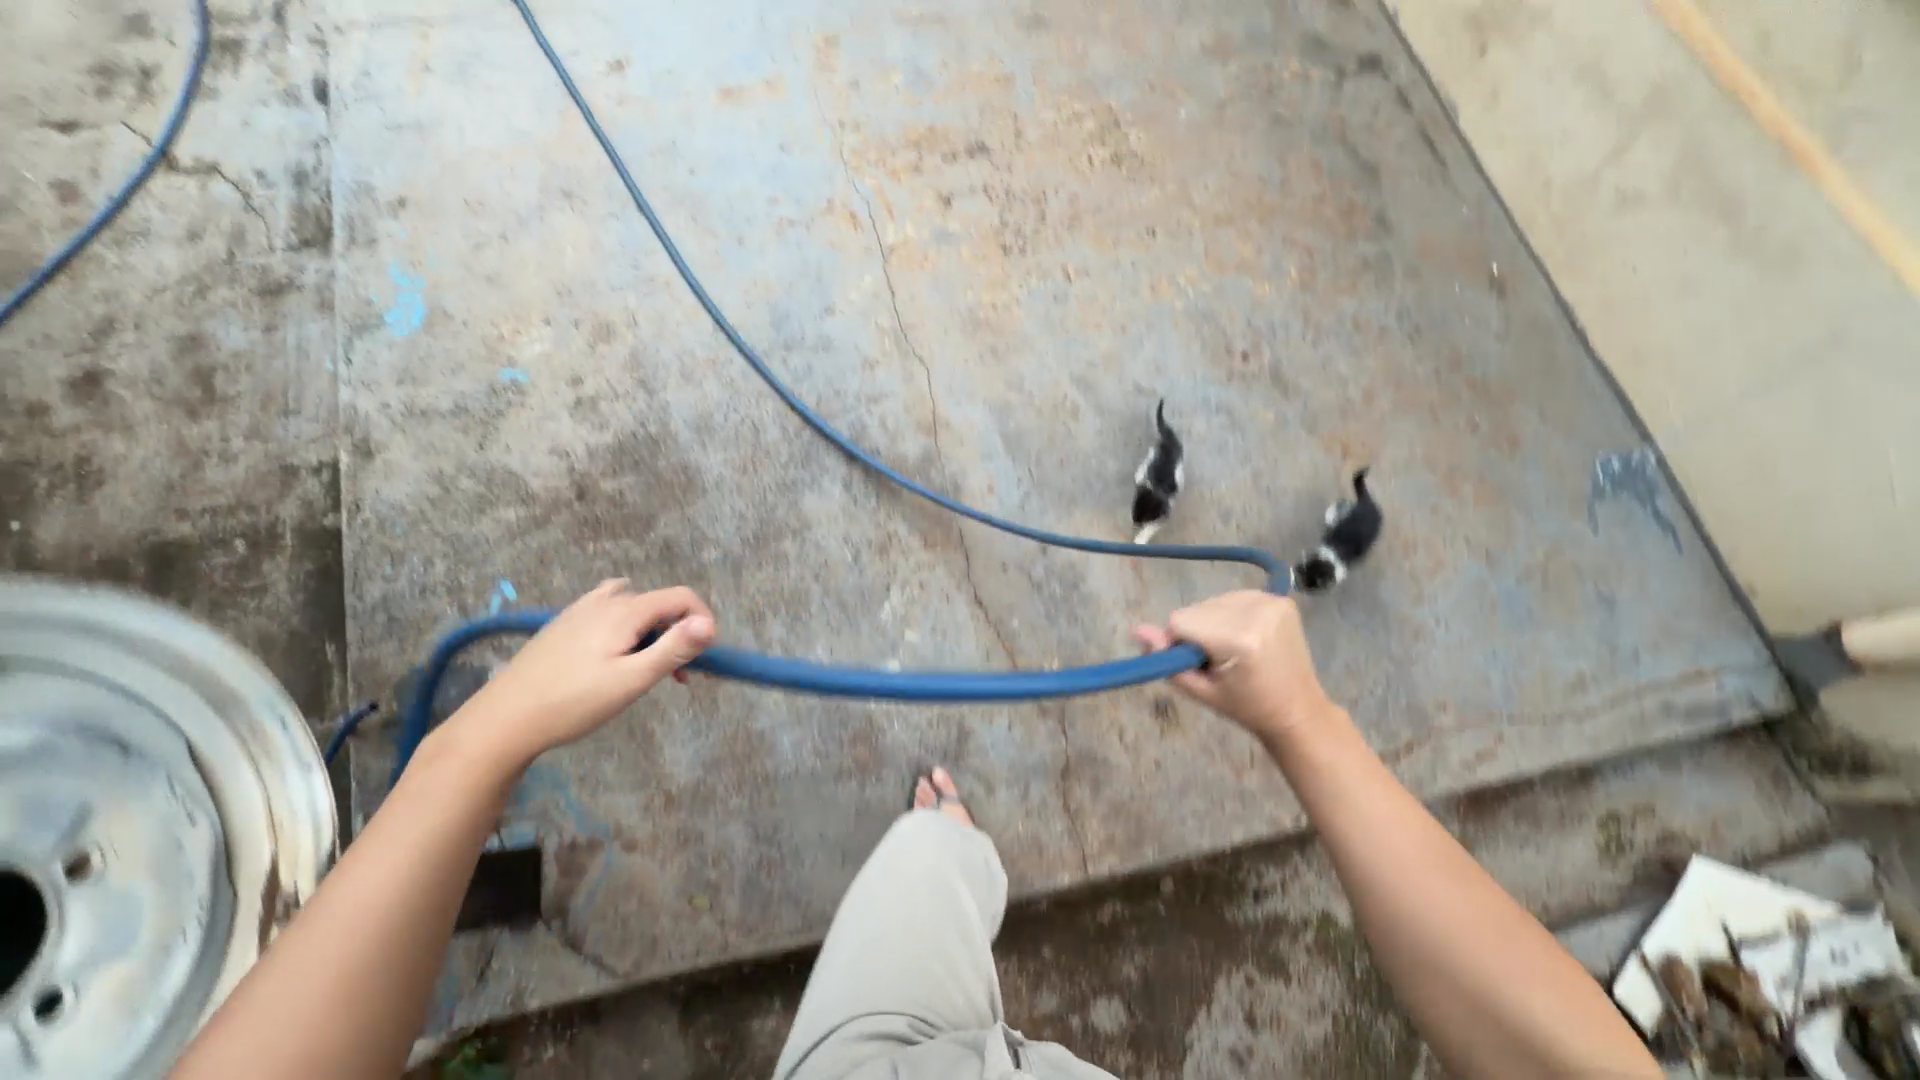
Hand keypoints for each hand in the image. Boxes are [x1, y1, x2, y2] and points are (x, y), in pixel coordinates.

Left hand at [455, 580, 715, 763]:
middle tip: (677, 678)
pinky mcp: (562, 627)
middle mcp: (603, 601)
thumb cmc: (574, 702)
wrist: (505, 719)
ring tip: (647, 670)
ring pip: (632, 610)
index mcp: (624, 610)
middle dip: (677, 634)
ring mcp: (579, 611)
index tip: (705, 657)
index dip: (702, 620)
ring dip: (652, 633)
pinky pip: (607, 614)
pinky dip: (625, 629)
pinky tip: (614, 655)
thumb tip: (710, 623)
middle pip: (657, 605)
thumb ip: (674, 649)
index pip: (681, 597)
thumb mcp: (632, 680)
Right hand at [1134, 590, 1336, 743]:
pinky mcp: (1279, 598)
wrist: (1298, 709)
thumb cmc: (1246, 707)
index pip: (1180, 621)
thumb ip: (1166, 660)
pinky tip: (1245, 636)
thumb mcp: (1200, 691)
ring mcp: (1270, 602)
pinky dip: (1231, 615)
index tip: (1196, 664)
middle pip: (1196, 609)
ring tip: (1232, 649)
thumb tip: (1137, 631)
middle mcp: (1256, 612)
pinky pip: (1234, 598)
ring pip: (1213, 602)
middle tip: (1217, 660)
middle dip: (1196, 631)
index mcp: (1238, 639)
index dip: (1178, 643)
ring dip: (1213, 622)